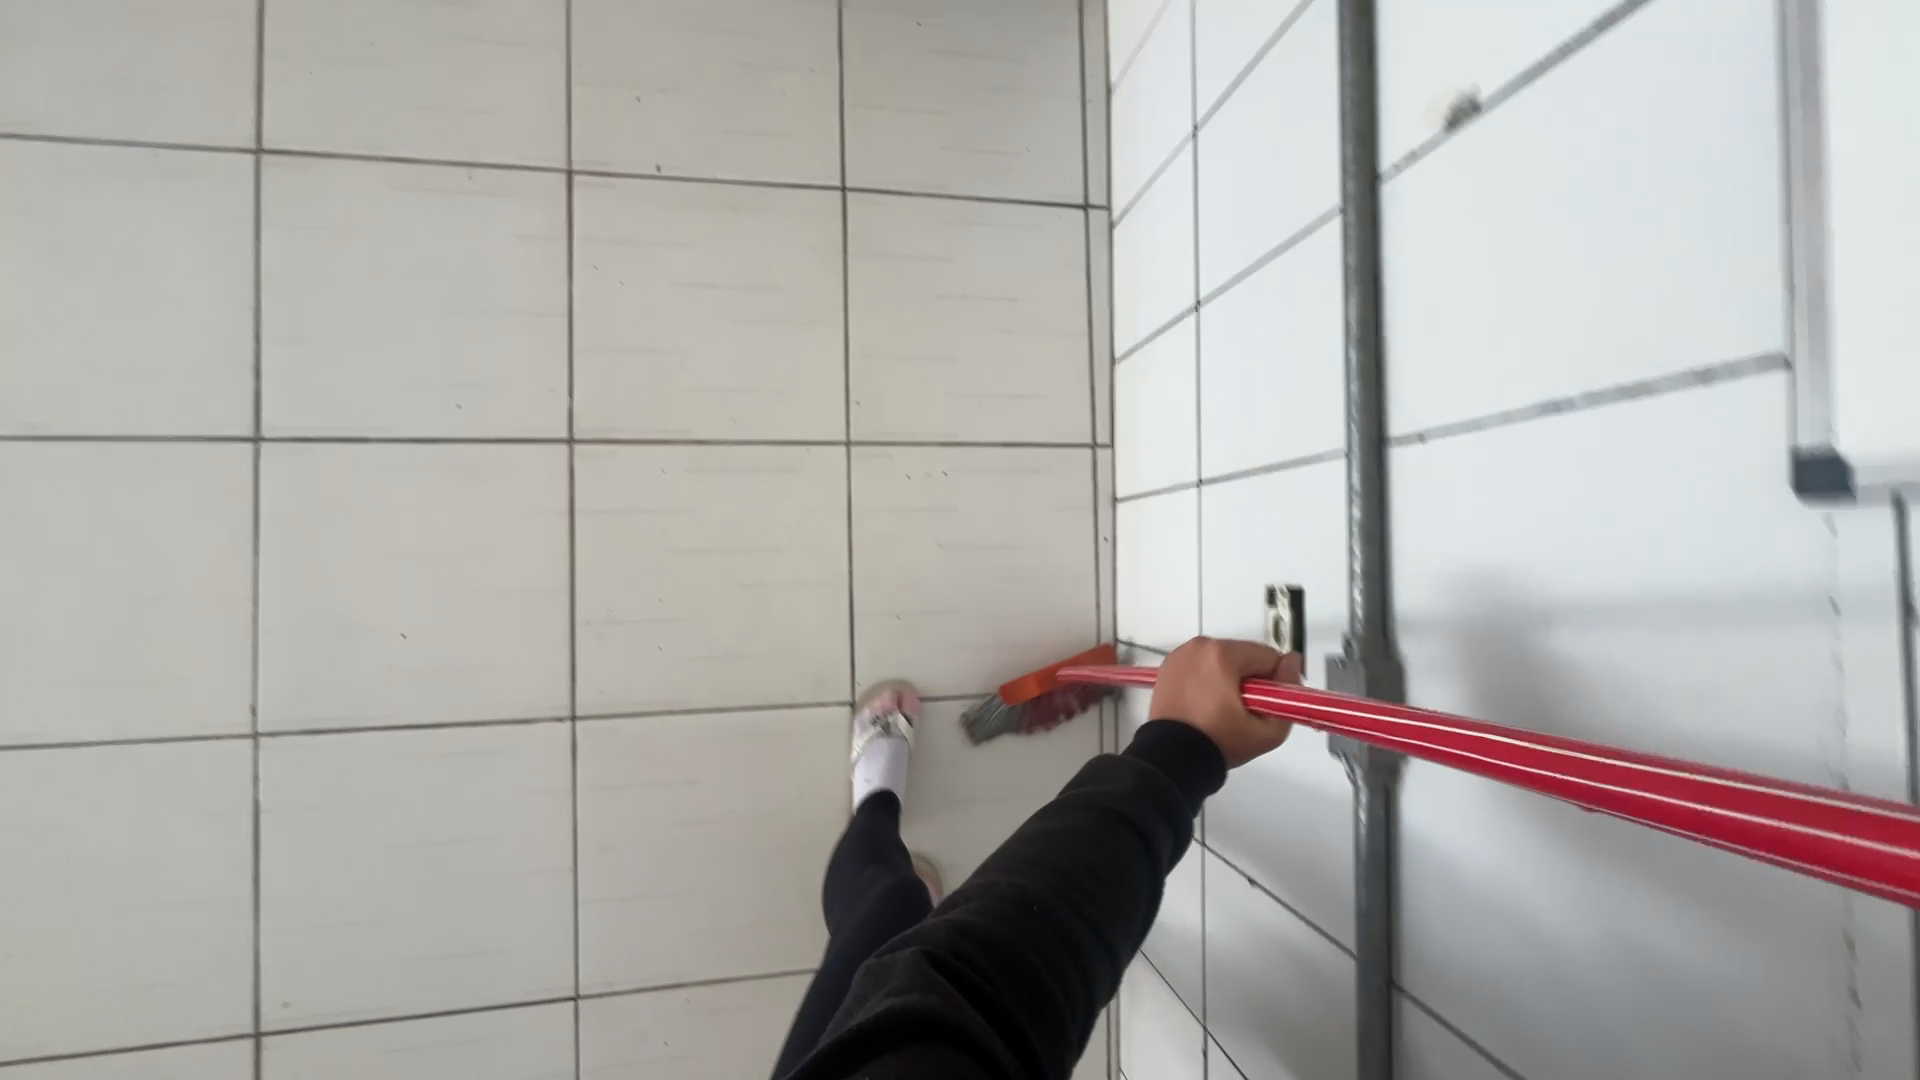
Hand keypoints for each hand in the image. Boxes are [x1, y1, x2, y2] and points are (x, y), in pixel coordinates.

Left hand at [1149, 636, 1303, 768]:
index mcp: (1221, 654)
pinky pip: (1201, 665)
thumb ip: (1288, 692)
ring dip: (1229, 679)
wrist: (1172, 755)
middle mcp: (1199, 646)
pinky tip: (1206, 704)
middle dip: (1250, 680)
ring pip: (1222, 660)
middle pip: (1244, 656)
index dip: (1274, 683)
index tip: (1265, 704)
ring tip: (1222, 709)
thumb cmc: (1217, 742)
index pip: (1268, 657)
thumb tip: (1292, 663)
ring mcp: (1181, 654)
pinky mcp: (1169, 665)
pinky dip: (1207, 679)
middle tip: (1242, 710)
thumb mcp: (1268, 729)